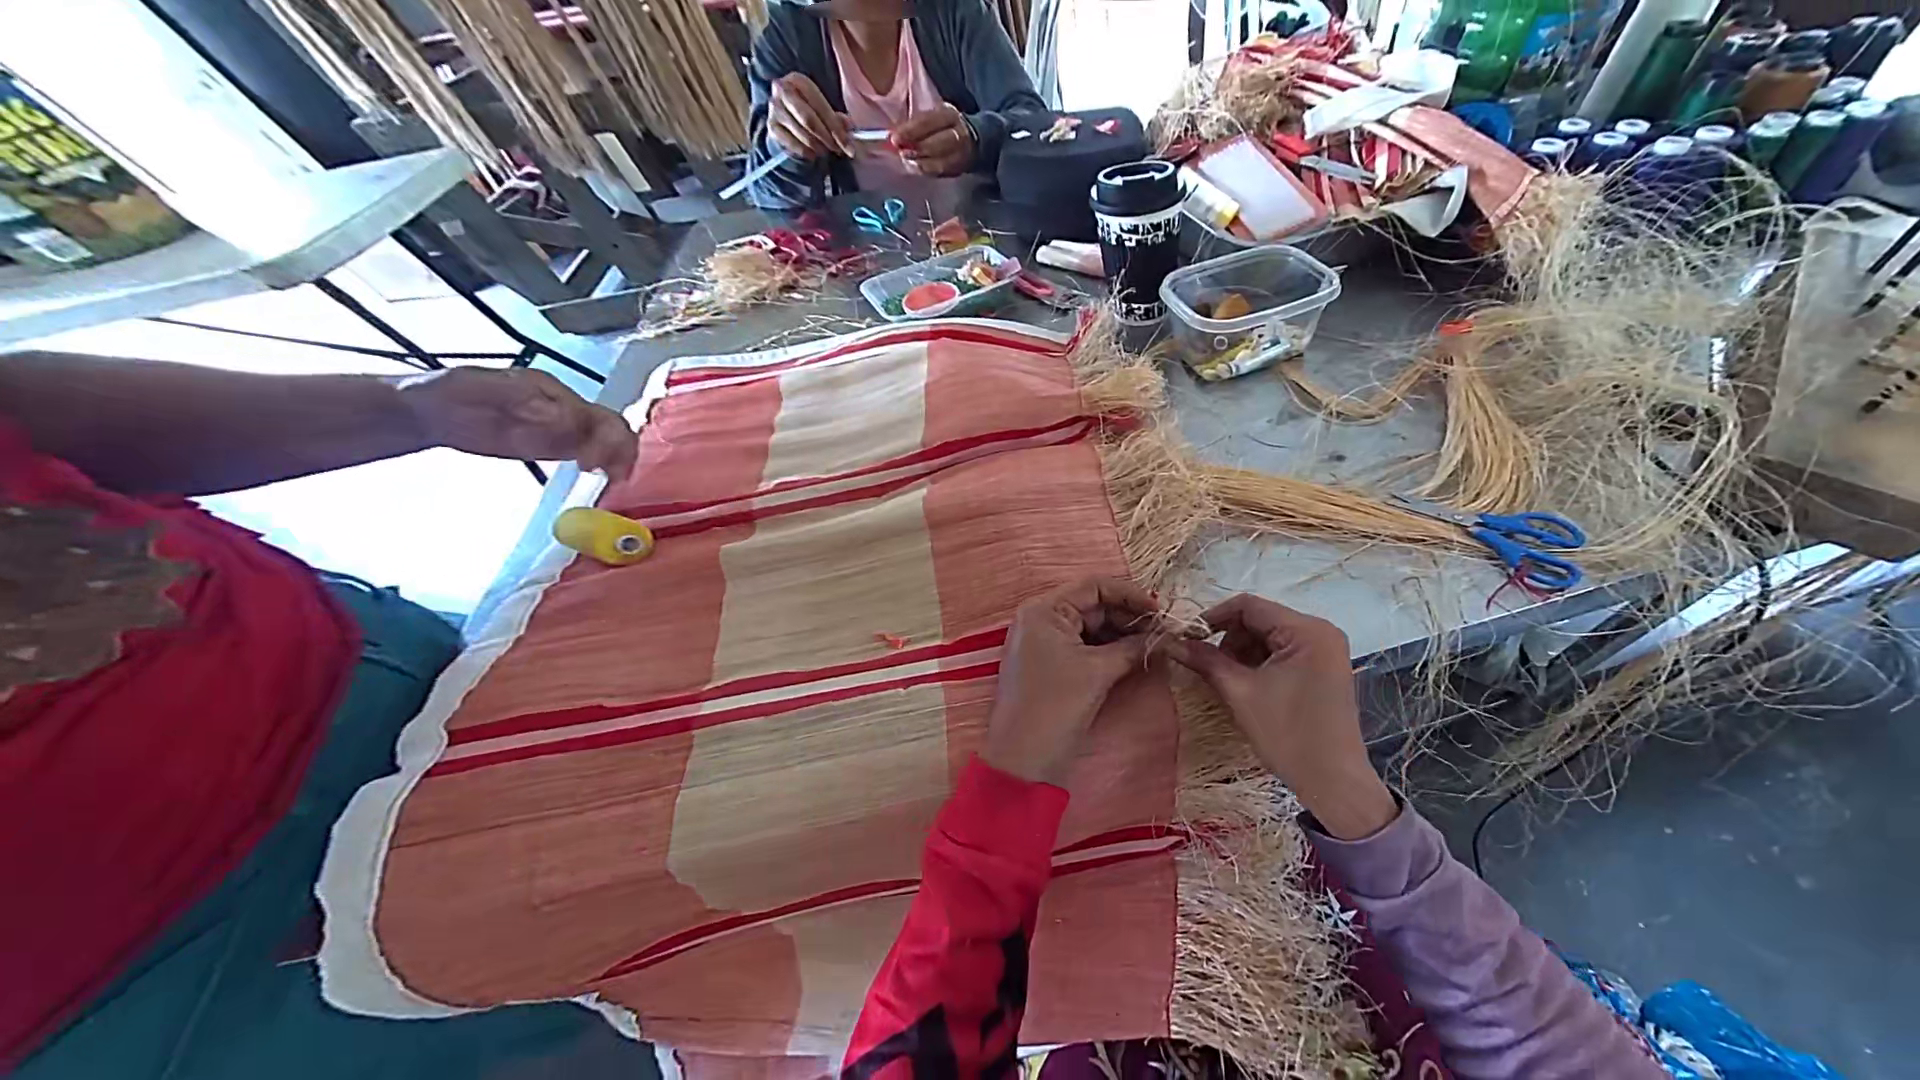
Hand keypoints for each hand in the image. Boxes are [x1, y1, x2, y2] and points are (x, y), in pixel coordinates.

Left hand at [395, 368, 636, 481]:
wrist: (426, 411)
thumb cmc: (448, 394)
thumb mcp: (480, 389)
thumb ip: (520, 400)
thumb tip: (564, 419)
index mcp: (551, 391)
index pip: (593, 413)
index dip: (601, 438)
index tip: (590, 463)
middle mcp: (564, 408)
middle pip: (610, 426)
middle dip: (620, 448)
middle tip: (614, 475)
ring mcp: (560, 428)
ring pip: (607, 440)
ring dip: (618, 458)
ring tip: (615, 479)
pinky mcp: (552, 446)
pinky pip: (591, 452)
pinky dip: (605, 465)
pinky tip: (604, 478)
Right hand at [769, 73, 852, 159]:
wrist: (785, 114)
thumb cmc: (809, 109)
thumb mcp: (823, 108)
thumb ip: (836, 118)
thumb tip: (849, 127)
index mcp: (799, 80)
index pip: (820, 106)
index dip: (836, 129)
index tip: (848, 147)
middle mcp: (782, 90)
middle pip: (809, 120)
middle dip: (827, 139)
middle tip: (837, 150)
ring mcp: (774, 108)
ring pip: (802, 134)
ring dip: (818, 147)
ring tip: (825, 151)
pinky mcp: (771, 126)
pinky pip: (792, 144)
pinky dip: (806, 152)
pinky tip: (813, 154)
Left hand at [891, 104, 974, 176]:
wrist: (974, 141)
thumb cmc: (944, 128)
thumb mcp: (934, 118)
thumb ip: (917, 126)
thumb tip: (894, 136)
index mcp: (949, 115)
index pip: (928, 122)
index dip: (911, 130)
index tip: (894, 138)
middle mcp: (958, 133)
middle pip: (937, 143)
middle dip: (917, 149)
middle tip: (901, 152)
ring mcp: (961, 153)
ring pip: (940, 161)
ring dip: (921, 163)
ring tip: (907, 161)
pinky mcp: (959, 168)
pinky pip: (941, 172)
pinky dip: (927, 171)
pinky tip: (917, 168)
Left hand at [983, 576, 1157, 784]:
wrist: (1023, 759)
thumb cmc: (1056, 707)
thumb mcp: (1098, 671)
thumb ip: (1133, 646)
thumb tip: (1163, 635)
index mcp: (1044, 610)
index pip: (1094, 586)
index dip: (1130, 595)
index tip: (1162, 612)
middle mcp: (1040, 618)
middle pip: (1093, 604)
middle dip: (1129, 616)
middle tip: (1164, 632)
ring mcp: (1042, 640)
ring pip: (1090, 625)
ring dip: (1122, 633)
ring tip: (1154, 645)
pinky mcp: (1049, 662)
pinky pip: (1083, 645)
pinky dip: (1108, 649)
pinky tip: (1134, 656)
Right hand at [1166, 595, 1396, 839]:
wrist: (1333, 782)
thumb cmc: (1287, 733)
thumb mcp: (1239, 692)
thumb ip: (1204, 659)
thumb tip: (1170, 641)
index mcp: (1307, 630)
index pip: (1248, 606)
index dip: (1211, 618)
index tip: (1185, 638)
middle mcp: (1320, 631)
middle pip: (1258, 619)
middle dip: (1227, 639)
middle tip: (1205, 664)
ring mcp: (1324, 650)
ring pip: (1266, 636)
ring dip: (1240, 652)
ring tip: (1225, 679)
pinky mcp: (1322, 667)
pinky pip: (1280, 651)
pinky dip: (1257, 662)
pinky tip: (1244, 684)